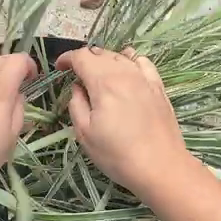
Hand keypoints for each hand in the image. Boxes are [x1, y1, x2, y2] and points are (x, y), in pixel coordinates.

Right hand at [57, 46, 201, 197]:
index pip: (82, 57)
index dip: (67, 58)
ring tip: (99, 73)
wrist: (160, 167)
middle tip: (76, 74)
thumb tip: (78, 87)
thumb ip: (76, 104)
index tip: (59, 68)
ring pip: (121, 56)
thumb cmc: (117, 154)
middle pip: (101, 53)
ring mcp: (145, 78)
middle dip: (85, 59)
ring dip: (105, 59)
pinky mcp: (159, 87)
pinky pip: (143, 62)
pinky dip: (130, 60)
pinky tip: (127, 68)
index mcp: (103, 82)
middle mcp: (125, 73)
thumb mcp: (85, 133)